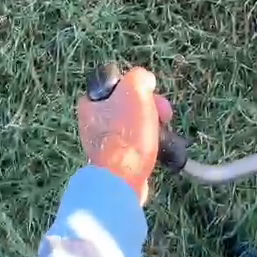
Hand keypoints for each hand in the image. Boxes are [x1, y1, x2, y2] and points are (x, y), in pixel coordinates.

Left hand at [77, 67, 172, 204]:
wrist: (122, 180)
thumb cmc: (127, 133)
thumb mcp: (135, 91)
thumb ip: (139, 77)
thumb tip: (145, 81)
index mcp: (90, 101)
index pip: (120, 83)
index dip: (140, 87)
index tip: (152, 95)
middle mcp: (92, 120)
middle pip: (129, 103)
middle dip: (151, 107)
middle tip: (165, 116)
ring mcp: (103, 142)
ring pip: (134, 124)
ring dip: (152, 126)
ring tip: (163, 135)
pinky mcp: (115, 160)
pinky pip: (135, 144)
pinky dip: (148, 144)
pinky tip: (157, 149)